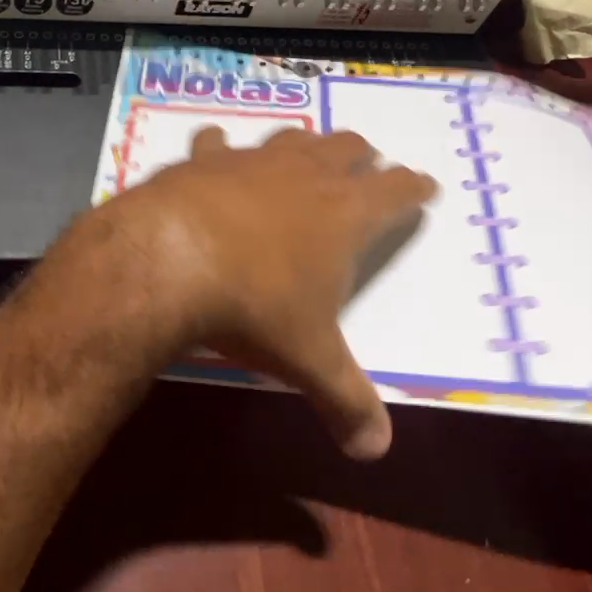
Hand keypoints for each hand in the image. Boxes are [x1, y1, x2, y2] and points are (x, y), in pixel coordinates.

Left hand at [73, 127, 436, 460]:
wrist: (167, 261)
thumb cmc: (253, 307)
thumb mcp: (307, 360)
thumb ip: (345, 403)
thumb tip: (374, 453)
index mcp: (345, 215)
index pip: (395, 191)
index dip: (413, 187)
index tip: (424, 184)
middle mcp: (302, 175)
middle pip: (344, 148)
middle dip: (360, 155)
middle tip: (366, 162)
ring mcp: (248, 161)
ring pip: (288, 138)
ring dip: (301, 145)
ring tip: (303, 151)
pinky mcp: (198, 161)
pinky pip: (215, 143)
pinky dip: (219, 148)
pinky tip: (212, 149)